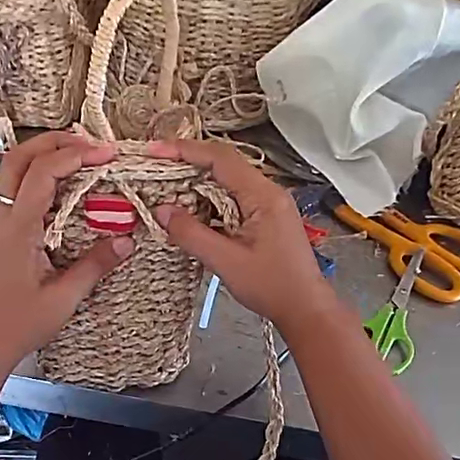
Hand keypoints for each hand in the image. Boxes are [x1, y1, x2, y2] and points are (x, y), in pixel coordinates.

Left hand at [0, 134, 129, 392]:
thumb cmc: (18, 324)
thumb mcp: (64, 298)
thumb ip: (94, 266)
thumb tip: (126, 241)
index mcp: (18, 229)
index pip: (42, 173)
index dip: (75, 156)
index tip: (107, 154)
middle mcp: (5, 218)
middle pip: (19, 158)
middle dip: (54, 141)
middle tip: (91, 143)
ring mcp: (2, 224)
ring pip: (16, 171)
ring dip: (47, 156)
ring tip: (83, 158)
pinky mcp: (6, 233)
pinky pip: (21, 191)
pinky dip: (45, 177)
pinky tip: (69, 189)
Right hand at [145, 139, 342, 337]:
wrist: (305, 308)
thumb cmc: (272, 286)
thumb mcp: (226, 261)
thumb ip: (192, 234)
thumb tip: (161, 211)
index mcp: (263, 195)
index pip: (220, 159)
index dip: (185, 151)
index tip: (155, 151)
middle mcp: (268, 192)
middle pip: (223, 166)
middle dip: (187, 165)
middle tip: (154, 171)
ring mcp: (268, 205)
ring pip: (226, 184)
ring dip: (196, 186)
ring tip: (165, 191)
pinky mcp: (265, 219)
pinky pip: (232, 200)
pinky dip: (208, 203)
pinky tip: (190, 214)